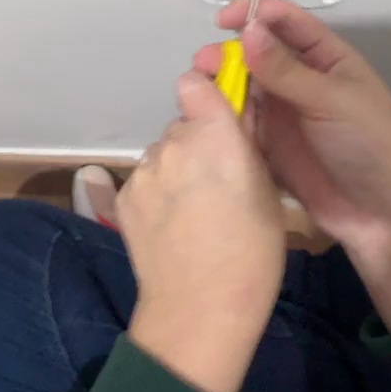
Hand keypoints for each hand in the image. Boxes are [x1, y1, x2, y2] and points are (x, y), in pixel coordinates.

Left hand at [117, 71, 286, 391]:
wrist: (199, 308)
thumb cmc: (252, 252)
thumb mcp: (267, 192)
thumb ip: (249, 145)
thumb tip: (241, 115)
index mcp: (215, 136)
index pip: (194, 83)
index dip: (204, 93)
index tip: (216, 112)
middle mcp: (173, 144)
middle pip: (182, 126)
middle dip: (197, 143)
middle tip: (215, 182)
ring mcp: (143, 172)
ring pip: (162, 155)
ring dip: (175, 170)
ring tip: (193, 211)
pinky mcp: (123, 198)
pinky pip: (145, 182)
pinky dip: (156, 195)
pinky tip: (172, 227)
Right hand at [194, 0, 390, 329]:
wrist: (380, 216)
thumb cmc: (369, 146)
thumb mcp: (331, 101)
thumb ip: (286, 69)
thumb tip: (247, 30)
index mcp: (326, 60)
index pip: (287, 22)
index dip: (255, 13)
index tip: (222, 20)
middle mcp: (299, 82)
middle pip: (255, 55)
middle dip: (227, 54)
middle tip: (203, 64)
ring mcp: (281, 115)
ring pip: (241, 89)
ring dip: (218, 86)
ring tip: (197, 92)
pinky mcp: (267, 147)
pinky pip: (238, 126)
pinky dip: (220, 120)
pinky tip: (205, 120)